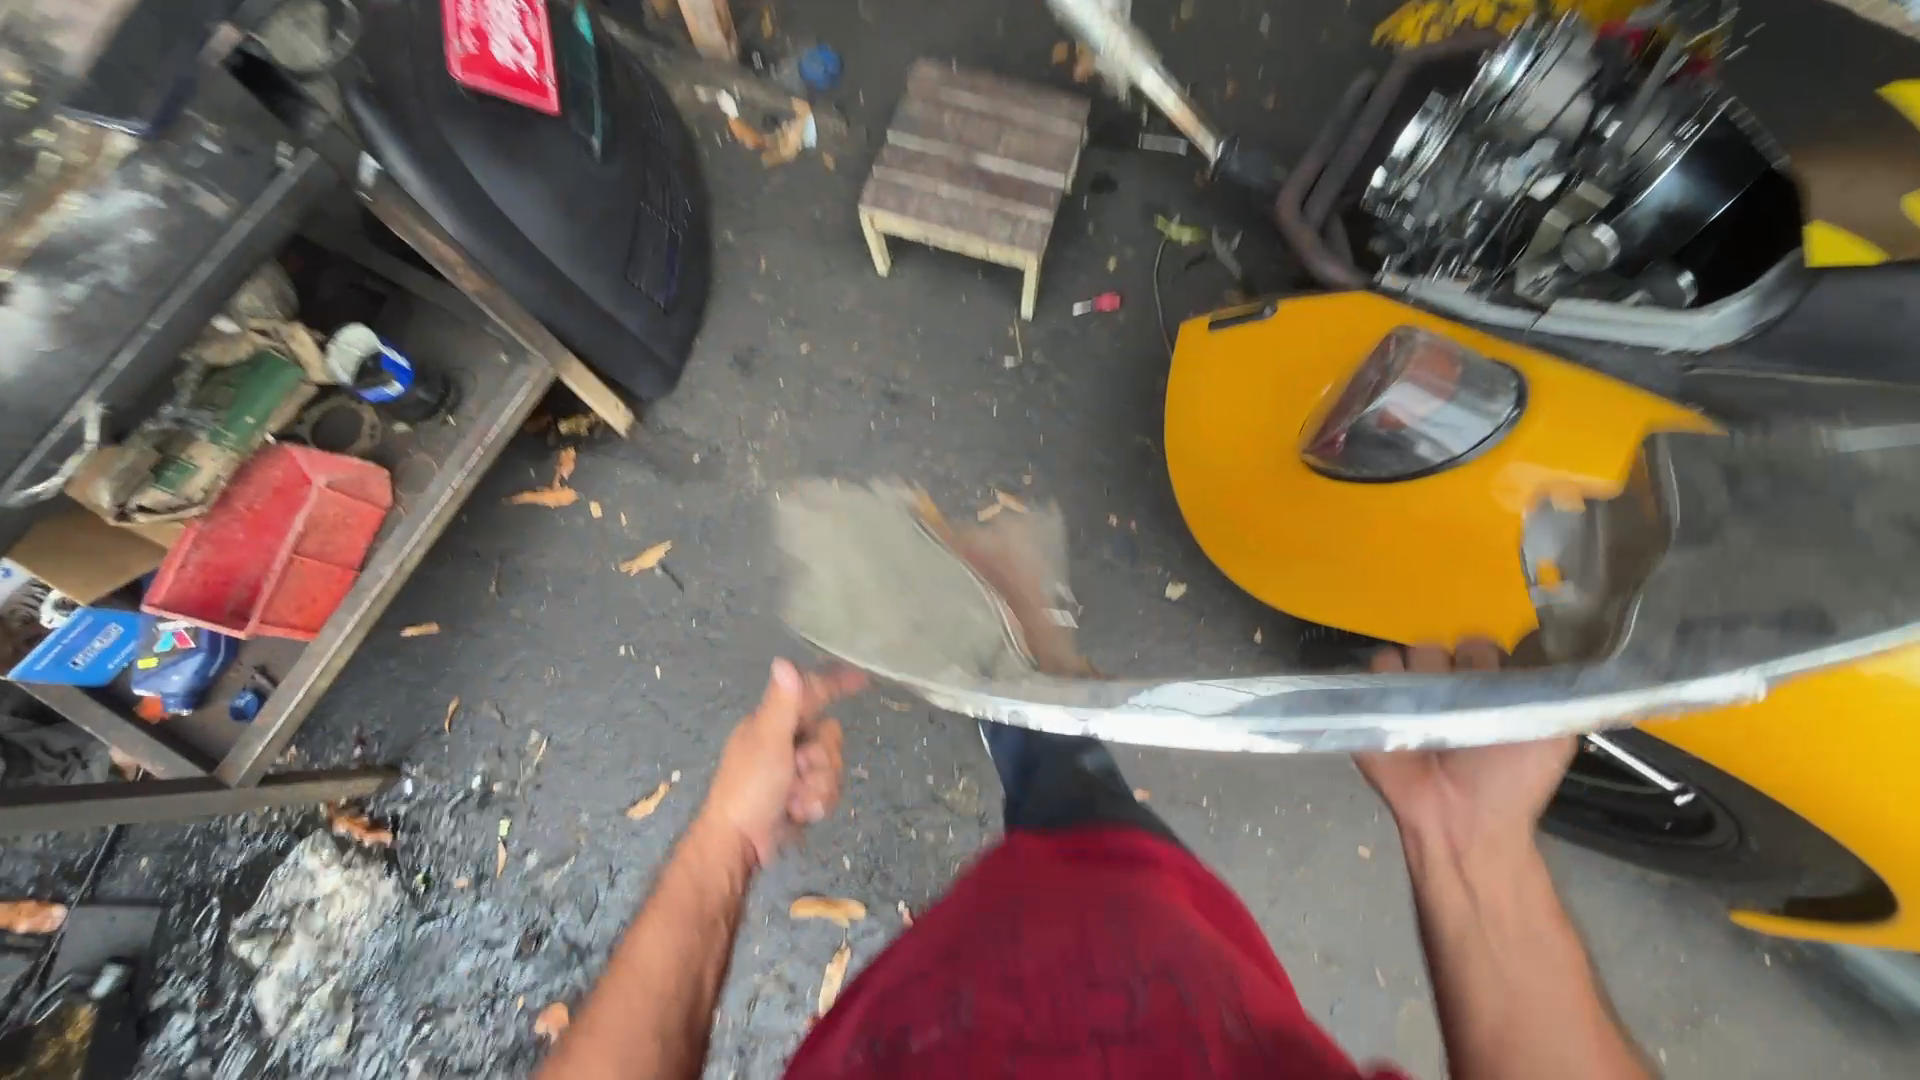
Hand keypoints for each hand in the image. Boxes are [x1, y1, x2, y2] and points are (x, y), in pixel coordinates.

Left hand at [699, 659, 865, 867]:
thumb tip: (785, 661)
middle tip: (800, 771)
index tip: (863, 680)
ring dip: (818, 787)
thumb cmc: (749, 787)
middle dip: (822, 759)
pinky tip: (798, 814)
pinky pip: (829, 791)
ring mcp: (794, 771)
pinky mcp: (802, 796)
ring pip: (833, 767)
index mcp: (774, 722)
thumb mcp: (767, 740)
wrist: (739, 843)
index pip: (812, 694)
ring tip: (794, 801)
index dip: (837, 684)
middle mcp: (786, 742)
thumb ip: (782, 703)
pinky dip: (816, 804)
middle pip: (831, 736)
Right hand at [1353, 642, 1576, 855]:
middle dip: (1452, 664)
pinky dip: (1387, 676)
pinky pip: (1379, 666)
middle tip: (1460, 698)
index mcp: (1486, 686)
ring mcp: (1409, 690)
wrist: (1459, 818)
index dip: (1486, 656)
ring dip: (1421, 671)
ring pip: (1413, 650)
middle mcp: (1447, 683)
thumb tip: (1535, 651)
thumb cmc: (1509, 781)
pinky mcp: (1373, 699)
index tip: (1492, 680)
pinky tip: (1400, 703)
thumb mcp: (1550, 736)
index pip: (1482, 644)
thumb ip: (1545, 693)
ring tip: (1429, 708)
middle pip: (1445, 643)